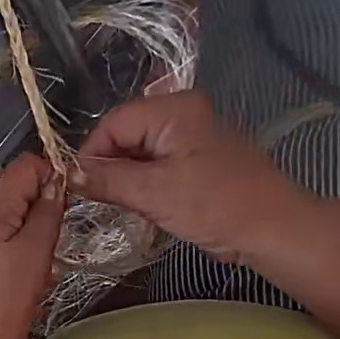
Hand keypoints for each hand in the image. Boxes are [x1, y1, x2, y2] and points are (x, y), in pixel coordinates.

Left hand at [0, 152, 64, 338]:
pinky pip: (11, 232)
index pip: (21, 166)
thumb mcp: (36, 249)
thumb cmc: (9, 297)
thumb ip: (47, 212)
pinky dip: (28, 238)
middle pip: (18, 187)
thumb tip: (57, 181)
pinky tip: (37, 261)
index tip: (68, 196)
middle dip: (45, 197)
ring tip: (50, 245)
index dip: (49, 172)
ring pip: (16, 211)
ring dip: (39, 220)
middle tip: (63, 223)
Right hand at [74, 91, 302, 264]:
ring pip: (138, 153)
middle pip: (124, 135)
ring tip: (120, 205)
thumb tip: (68, 174)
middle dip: (108, 168)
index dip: (91, 155)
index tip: (78, 187)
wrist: (271, 229)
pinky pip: (155, 166)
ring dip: (124, 179)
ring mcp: (190, 137)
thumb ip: (107, 180)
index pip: (113, 123)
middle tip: (97, 200)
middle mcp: (181, 114)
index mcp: (173, 109)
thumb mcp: (153, 193)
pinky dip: (142, 184)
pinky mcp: (195, 160)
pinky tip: (141, 205)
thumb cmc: (214, 205)